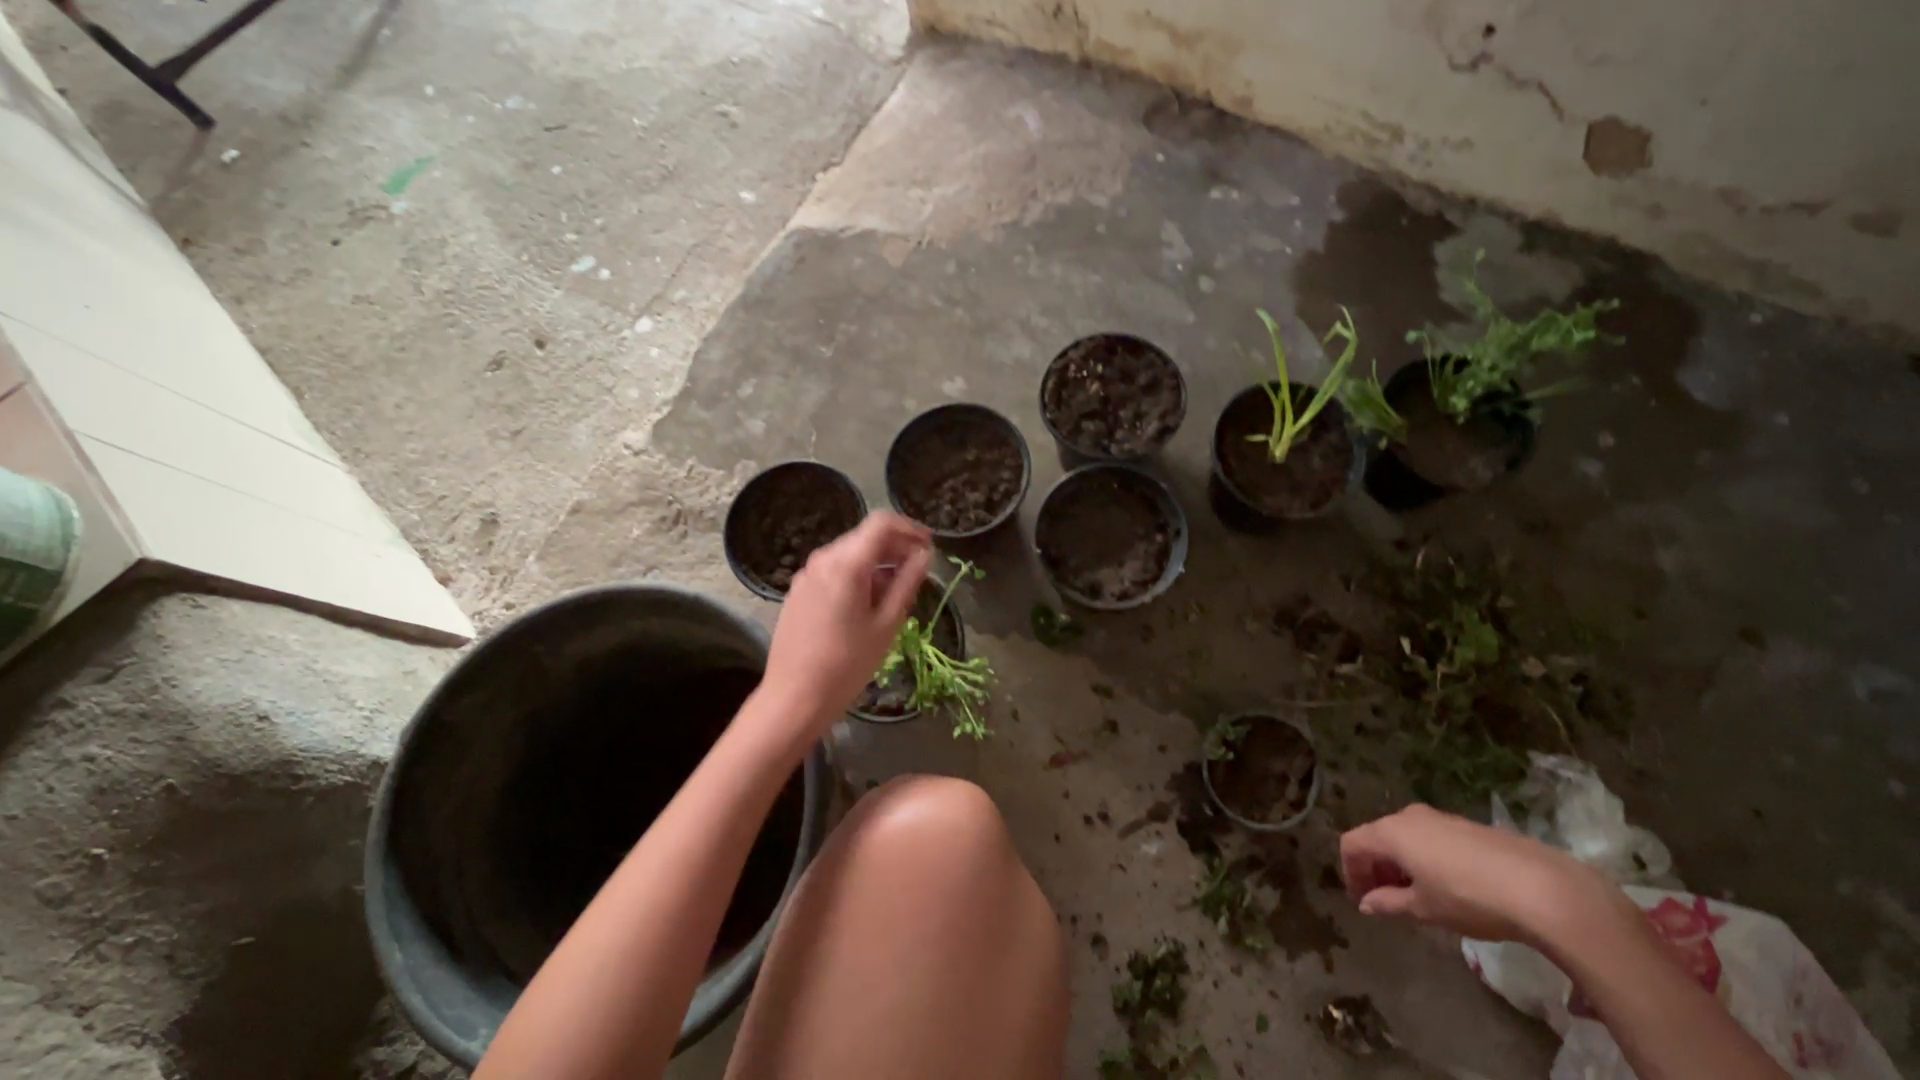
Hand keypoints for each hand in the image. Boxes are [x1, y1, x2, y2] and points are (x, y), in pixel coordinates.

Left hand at [761, 512, 932, 725]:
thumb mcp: (886, 624)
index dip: (909, 529)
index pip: (881, 524)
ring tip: (897, 590)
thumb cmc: (848, 664)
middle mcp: (822, 560)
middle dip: (895, 547)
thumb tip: (924, 556)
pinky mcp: (798, 592)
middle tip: (919, 569)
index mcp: (846, 564)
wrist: (795, 696)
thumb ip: (907, 583)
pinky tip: (868, 602)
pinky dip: (856, 575)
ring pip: (848, 554)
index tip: (929, 545)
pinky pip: (833, 571)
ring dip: (876, 562)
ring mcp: (806, 575)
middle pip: (864, 537)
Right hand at [1340, 804, 1627, 945]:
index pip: (1352, 844)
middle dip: (1376, 867)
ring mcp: (1443, 818)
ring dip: (1402, 863)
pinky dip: (1426, 858)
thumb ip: (1389, 903)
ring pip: (1407, 836)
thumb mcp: (1424, 909)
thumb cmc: (1469, 899)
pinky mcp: (1470, 826)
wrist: (1542, 888)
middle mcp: (1410, 817)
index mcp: (1391, 832)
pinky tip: (1448, 886)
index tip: (1363, 901)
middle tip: (1386, 900)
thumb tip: (1368, 903)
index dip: (1350, 872)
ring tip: (1418, 896)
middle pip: (1378, 837)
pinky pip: (1432, 838)